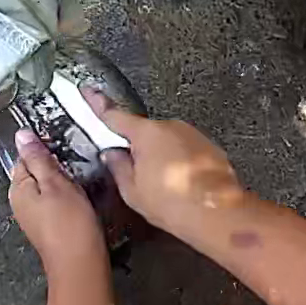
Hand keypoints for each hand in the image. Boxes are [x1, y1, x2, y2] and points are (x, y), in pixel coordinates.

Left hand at [8, 128, 108, 278]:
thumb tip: (21, 134)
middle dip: (57, 164)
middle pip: (38, 170)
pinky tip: (83, 196)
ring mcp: (36, 214)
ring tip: (83, 178)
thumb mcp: (55, 182)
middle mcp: (22, 202)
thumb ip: (37, 157)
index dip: (45, 147)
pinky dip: (70, 194)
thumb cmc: (69, 224)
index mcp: (18, 189)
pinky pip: (58, 200)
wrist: (81, 264)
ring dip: (66, 179)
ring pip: (50, 185)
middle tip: (78, 162)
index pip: (25, 156)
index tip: (66, 146)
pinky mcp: (51, 224)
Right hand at [80, 89, 245, 235]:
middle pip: (144, 133)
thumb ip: (118, 167)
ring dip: (162, 159)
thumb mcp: (132, 191)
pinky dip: (181, 164)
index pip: (115, 115)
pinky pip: (186, 151)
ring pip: (166, 143)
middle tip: (140, 179)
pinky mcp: (209, 146)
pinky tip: (183, 187)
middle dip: (139, 150)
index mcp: (146, 133)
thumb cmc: (173, 203)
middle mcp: (170, 126)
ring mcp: (192, 134)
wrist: (217, 213)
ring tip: (166, 189)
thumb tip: (112, 154)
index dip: (98, 103)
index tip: (88, 90)